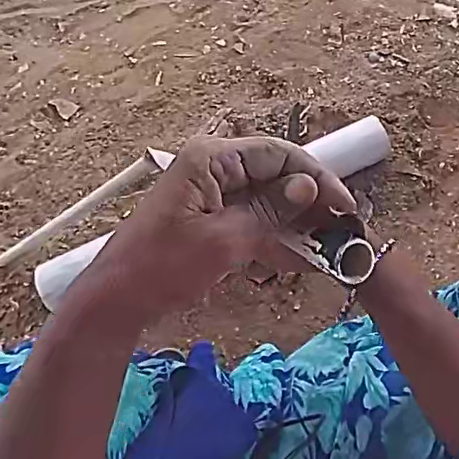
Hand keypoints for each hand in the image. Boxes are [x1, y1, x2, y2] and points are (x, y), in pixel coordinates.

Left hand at [75, 136, 358, 323]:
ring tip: (326, 248)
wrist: (115, 303)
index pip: (278, 155)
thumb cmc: (161, 267)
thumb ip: (269, 212)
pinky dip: (273, 240)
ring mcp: (212, 195)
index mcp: (211, 160)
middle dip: (308, 202)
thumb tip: (309, 186)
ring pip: (267, 201)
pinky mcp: (210, 220)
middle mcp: (214, 169)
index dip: (316, 177)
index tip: (344, 205)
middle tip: (340, 228)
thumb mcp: (223, 241)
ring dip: (295, 225)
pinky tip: (299, 261)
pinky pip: (251, 222)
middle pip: (275, 176)